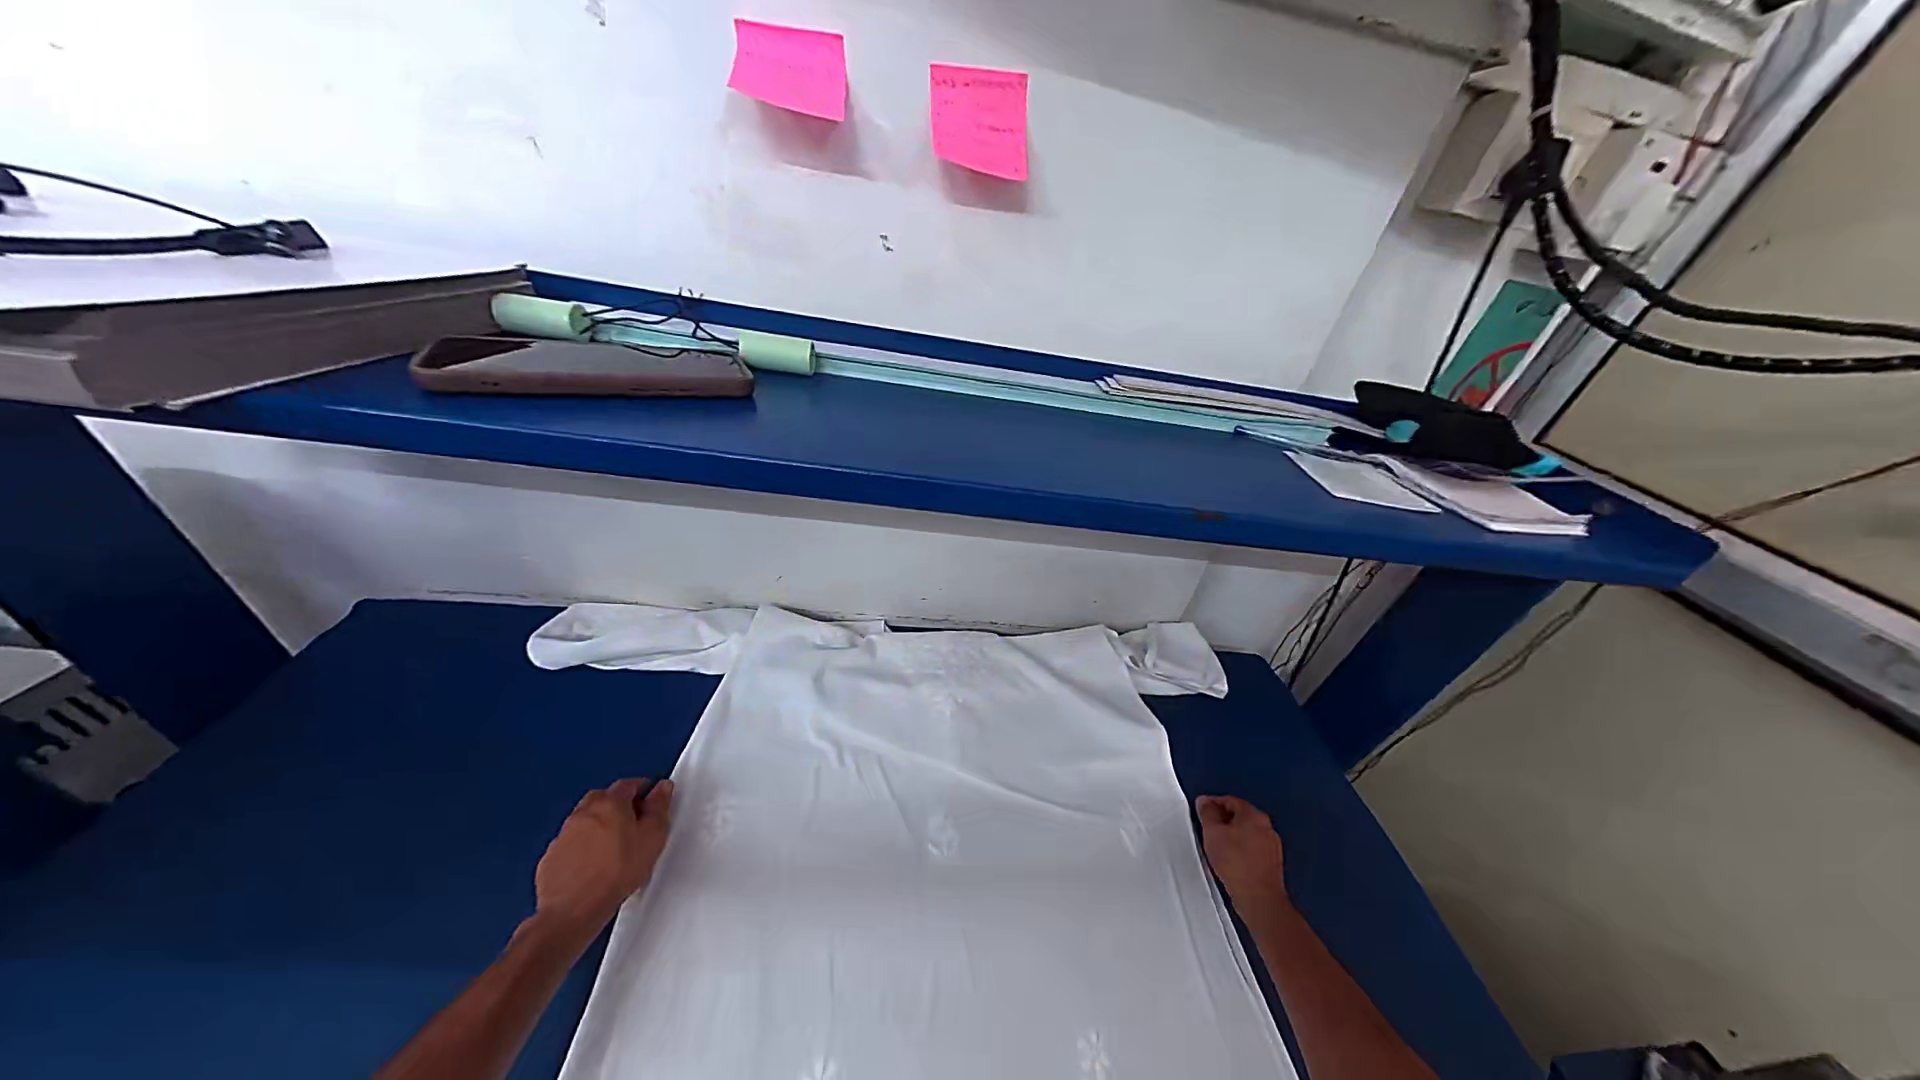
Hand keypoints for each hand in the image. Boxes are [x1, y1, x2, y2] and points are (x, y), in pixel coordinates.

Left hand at [534, 778, 674, 932]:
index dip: (643, 789)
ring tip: (614, 846)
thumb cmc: (616, 872)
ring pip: (585, 819)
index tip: (651, 800)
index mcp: (610, 802)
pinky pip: (571, 842)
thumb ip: (659, 807)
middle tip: (633, 822)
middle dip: (619, 804)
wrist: (574, 910)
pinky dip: (582, 846)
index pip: (629, 784)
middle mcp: (583, 812)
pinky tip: (594, 864)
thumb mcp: (653, 836)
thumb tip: (662, 788)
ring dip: (599, 825)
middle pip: (604, 797)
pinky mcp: (551, 857)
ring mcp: (563, 834)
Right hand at [1196, 794, 1289, 911]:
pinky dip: (1240, 849)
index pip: (1230, 800)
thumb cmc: (1238, 865)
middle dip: (1222, 819)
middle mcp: (1267, 827)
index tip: (1202, 808)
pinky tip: (1230, 860)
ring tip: (1216, 846)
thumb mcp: (1212, 832)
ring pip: (1247, 832)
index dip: (1212, 803)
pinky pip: (1252, 848)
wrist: (1258, 898)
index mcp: (1254, 815)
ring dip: (1231, 835)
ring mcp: (1271, 846)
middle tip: (1207, 827)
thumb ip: (1207, 812)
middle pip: (1240, 815)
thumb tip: (1205, 803)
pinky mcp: (1271, 862)